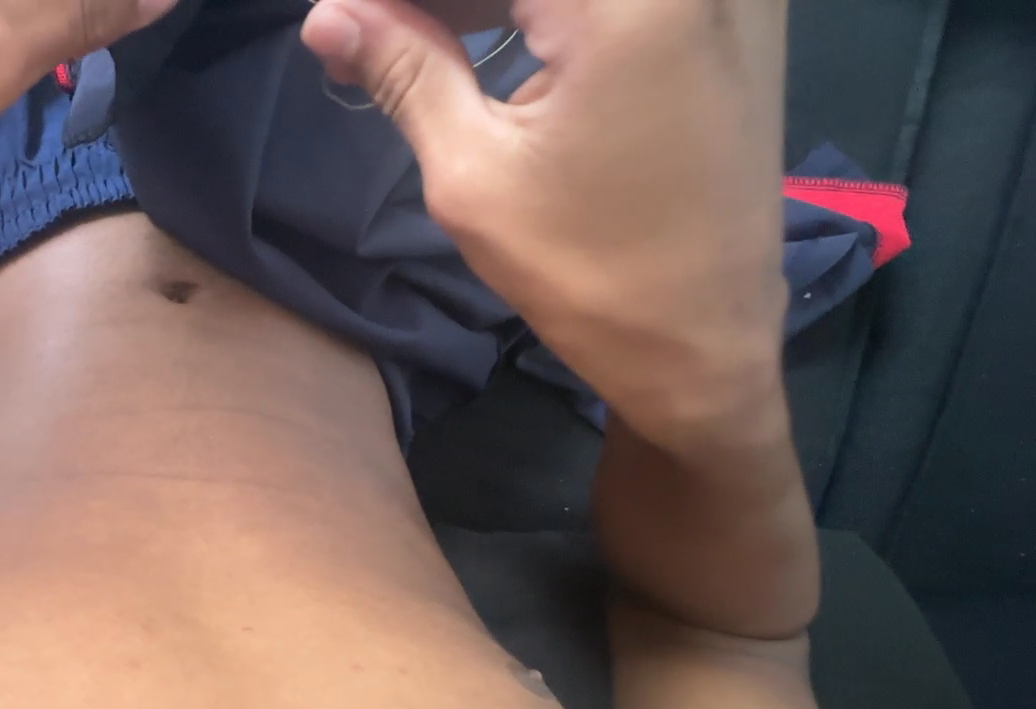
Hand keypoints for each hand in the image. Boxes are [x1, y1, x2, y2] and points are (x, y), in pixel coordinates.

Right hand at [303, 0, 790, 448]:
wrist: (696, 331)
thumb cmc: (576, 265)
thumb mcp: (470, 172)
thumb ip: (405, 75)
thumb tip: (326, 18)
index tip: (339, 23)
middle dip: (430, 1)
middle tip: (356, 37)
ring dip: (474, 4)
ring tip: (400, 48)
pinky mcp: (725, 8)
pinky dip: (530, 9)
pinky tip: (471, 39)